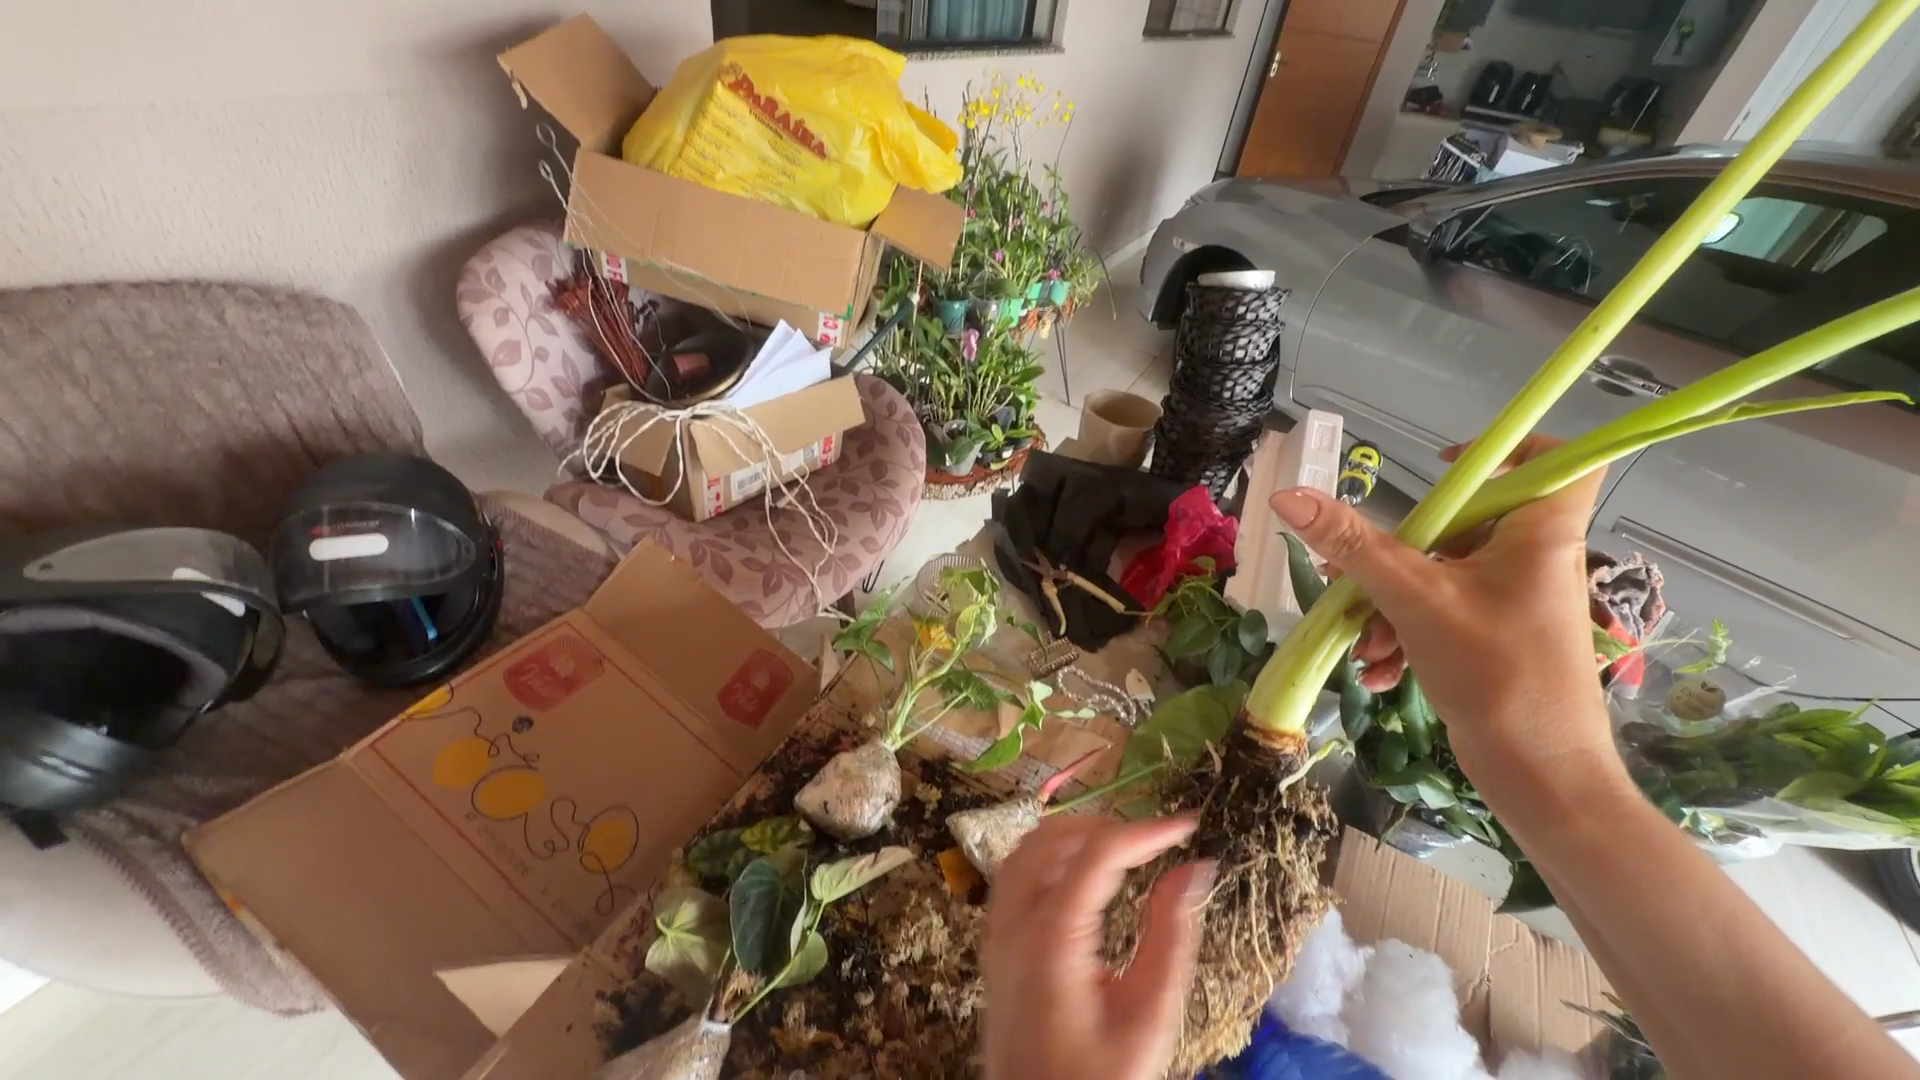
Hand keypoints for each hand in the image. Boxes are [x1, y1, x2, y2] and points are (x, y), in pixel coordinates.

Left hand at [982, 816, 1214, 1079]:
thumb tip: (1194, 869)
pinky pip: (1014, 875)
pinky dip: (1049, 857)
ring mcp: (996, 932)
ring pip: (1025, 849)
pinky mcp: (994, 944)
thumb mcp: (1149, 1017)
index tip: (1187, 825)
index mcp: (1052, 940)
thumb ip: (1170, 938)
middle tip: (1153, 840)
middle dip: (1105, 826)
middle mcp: (1013, 924)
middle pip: (1051, 837)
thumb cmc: (1100, 1079)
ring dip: (1073, 837)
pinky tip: (1082, 875)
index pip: (1097, 854)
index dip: (1145, 831)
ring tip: (1123, 850)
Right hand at [1268, 437, 1618, 796]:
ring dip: (1390, 604)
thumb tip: (1290, 496)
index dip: (1504, 451)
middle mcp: (1533, 560)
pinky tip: (1378, 671)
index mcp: (1539, 534)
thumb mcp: (1413, 598)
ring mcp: (1513, 602)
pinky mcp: (1496, 639)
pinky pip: (1443, 615)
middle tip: (1351, 571)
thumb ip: (1352, 545)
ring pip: (1441, 576)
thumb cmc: (1495, 671)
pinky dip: (1407, 634)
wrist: (1540, 776)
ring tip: (1363, 642)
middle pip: (1463, 524)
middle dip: (1397, 553)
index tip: (1443, 467)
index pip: (1553, 461)